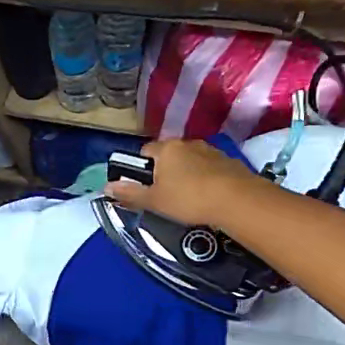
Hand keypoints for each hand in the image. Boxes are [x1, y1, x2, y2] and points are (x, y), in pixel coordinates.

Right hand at [102, 138, 263, 227]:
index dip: (141, 168)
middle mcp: (187, 143)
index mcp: (166, 148)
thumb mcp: (154, 201)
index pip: (145, 151)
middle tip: (165, 195)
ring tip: (188, 198)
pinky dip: (205, 178)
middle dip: (164, 171)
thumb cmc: (189, 198)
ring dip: (186, 174)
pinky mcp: (228, 161)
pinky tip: (207, 196)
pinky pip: (209, 167)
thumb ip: (130, 193)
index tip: (145, 187)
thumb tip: (106, 187)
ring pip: (190, 160)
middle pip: (168, 154)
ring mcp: (210, 150)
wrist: (237, 200)